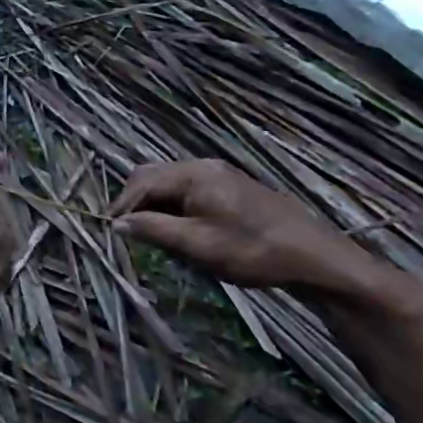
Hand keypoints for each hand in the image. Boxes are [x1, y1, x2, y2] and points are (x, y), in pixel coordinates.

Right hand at [108, 159, 392, 297]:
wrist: (313, 256)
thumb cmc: (252, 250)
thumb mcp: (197, 244)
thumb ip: (154, 230)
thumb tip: (118, 224)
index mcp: (194, 174)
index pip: (142, 182)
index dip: (121, 206)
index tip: (109, 232)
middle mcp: (204, 166)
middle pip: (153, 176)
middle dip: (135, 203)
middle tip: (127, 234)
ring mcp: (219, 176)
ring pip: (170, 185)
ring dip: (154, 207)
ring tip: (150, 237)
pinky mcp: (230, 189)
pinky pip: (188, 191)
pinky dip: (174, 209)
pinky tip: (177, 232)